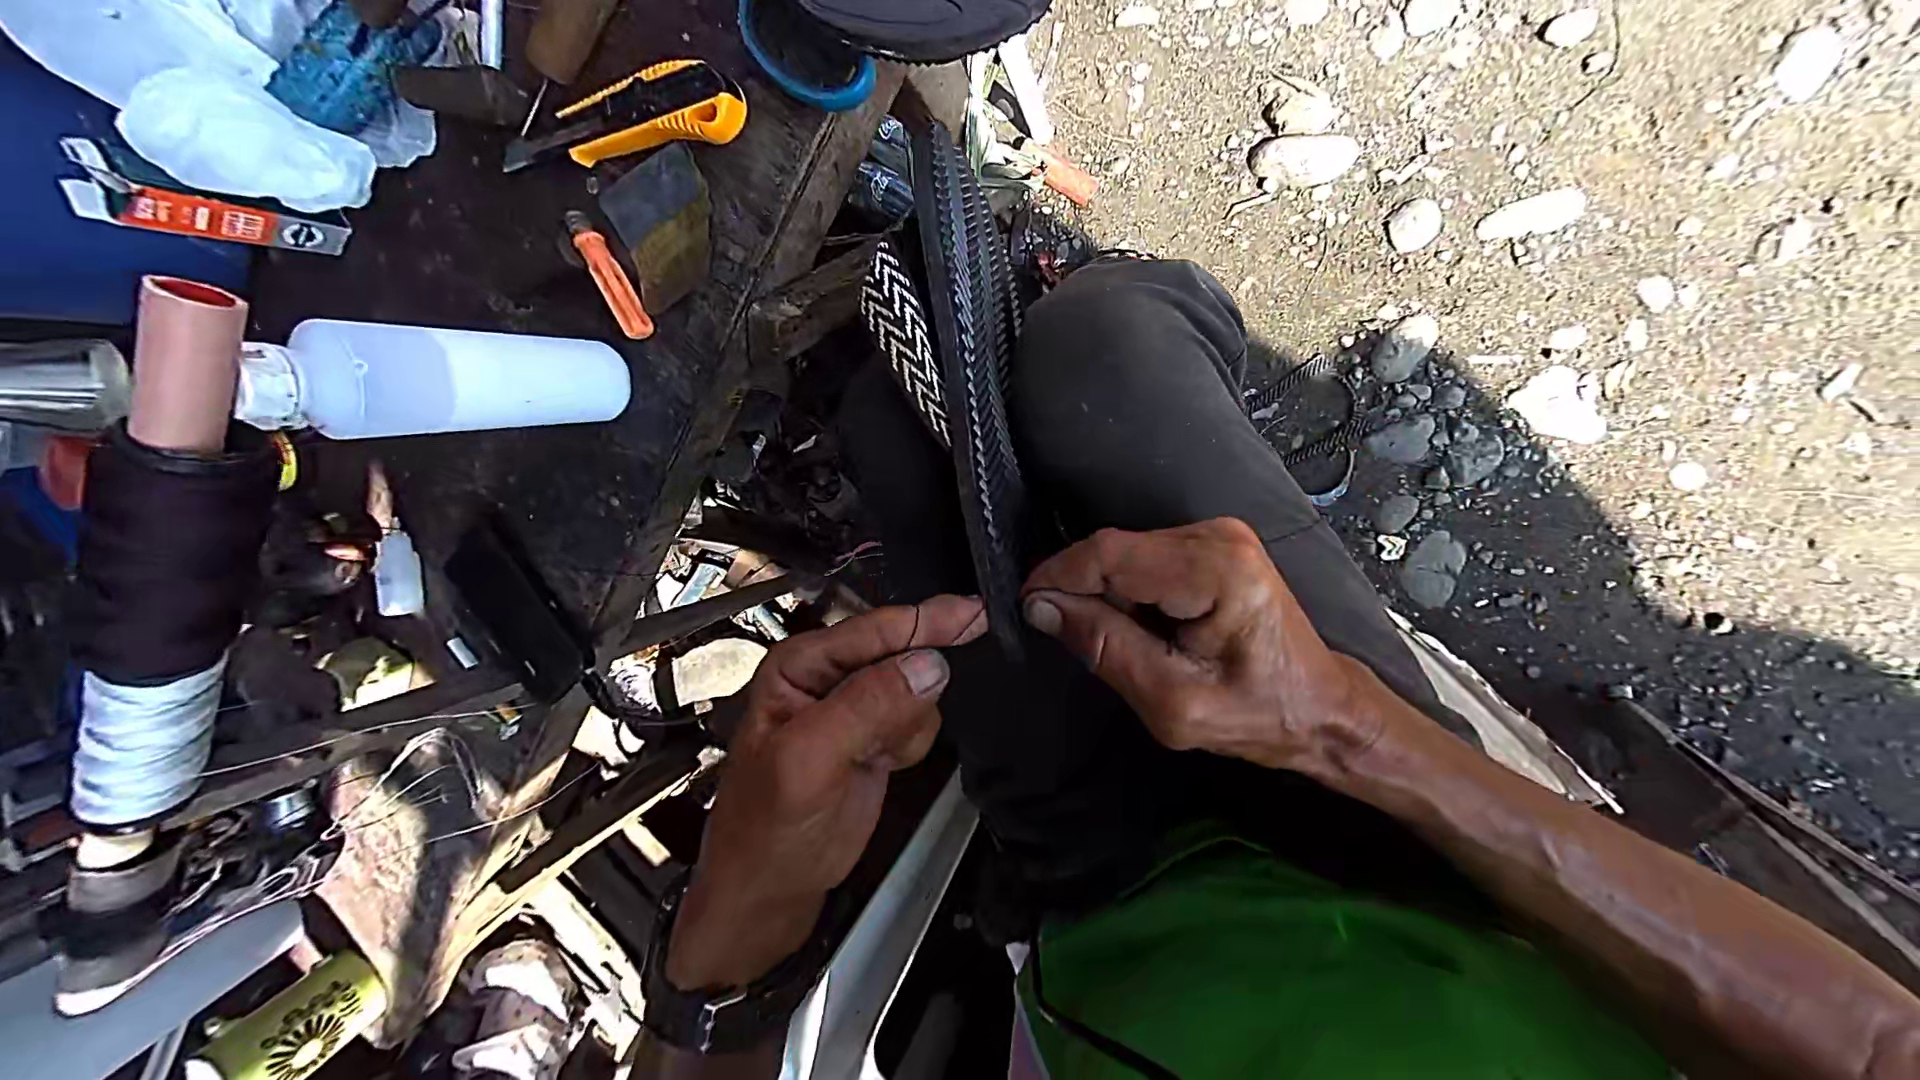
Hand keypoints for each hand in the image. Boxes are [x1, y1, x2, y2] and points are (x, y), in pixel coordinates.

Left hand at [665, 594, 987, 990]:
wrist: (770, 889)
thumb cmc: (763, 829)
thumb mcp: (808, 762)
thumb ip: (867, 706)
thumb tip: (927, 665)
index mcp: (801, 665)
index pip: (875, 629)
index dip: (927, 621)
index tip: (973, 615)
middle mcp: (830, 677)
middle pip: (903, 650)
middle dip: (920, 678)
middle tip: (934, 696)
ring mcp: (858, 706)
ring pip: (919, 685)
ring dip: (912, 721)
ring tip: (876, 754)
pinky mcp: (878, 734)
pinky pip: (921, 718)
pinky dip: (913, 741)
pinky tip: (882, 763)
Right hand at [1020, 518, 1383, 774]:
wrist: (1321, 707)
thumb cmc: (1258, 715)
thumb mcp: (1172, 700)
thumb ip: (1104, 648)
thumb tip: (1042, 608)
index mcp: (1216, 571)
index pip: (1109, 555)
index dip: (1057, 576)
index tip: (1027, 607)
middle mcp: (1216, 535)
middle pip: (1114, 551)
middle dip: (1081, 592)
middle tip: (1073, 638)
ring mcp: (1216, 533)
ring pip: (1123, 553)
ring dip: (1103, 594)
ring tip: (1118, 640)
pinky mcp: (1210, 542)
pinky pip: (1142, 558)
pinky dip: (1125, 591)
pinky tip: (1141, 625)